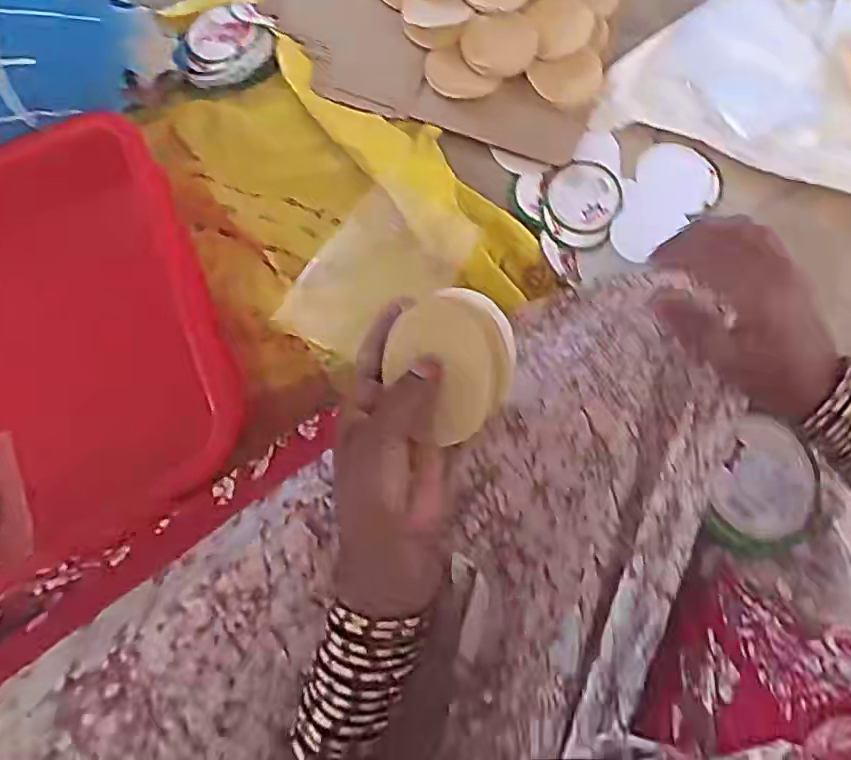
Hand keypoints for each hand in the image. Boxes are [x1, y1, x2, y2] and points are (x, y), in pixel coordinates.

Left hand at [333, 303, 452, 617]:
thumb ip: (404, 399)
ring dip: (451, 367)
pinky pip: (460, 413)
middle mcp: (390, 414)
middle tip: (449, 315)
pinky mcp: (446, 445)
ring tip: (472, 338)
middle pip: (407, 370)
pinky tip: (489, 376)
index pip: (371, 362)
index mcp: (361, 411)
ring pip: (435, 389)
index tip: (405, 303)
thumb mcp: (380, 441)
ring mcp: (419, 429)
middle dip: (423, 344)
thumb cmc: (372, 492)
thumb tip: (430, 360)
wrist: (396, 547)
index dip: (385, 333)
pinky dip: (473, 396)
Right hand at [650, 217, 843, 422]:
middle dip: (689, 238)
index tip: (653, 264)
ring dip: (712, 231)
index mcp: (754, 289)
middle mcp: (771, 268)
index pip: (708, 254)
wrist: (820, 384)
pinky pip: (761, 235)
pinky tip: (723, 245)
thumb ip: (692, 326)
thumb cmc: (771, 377)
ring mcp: (785, 264)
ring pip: (743, 229)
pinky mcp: (792, 268)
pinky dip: (735, 232)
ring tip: (688, 245)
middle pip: (724, 235)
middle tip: (664, 254)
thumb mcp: (726, 361)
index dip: (676, 252)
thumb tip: (658, 299)